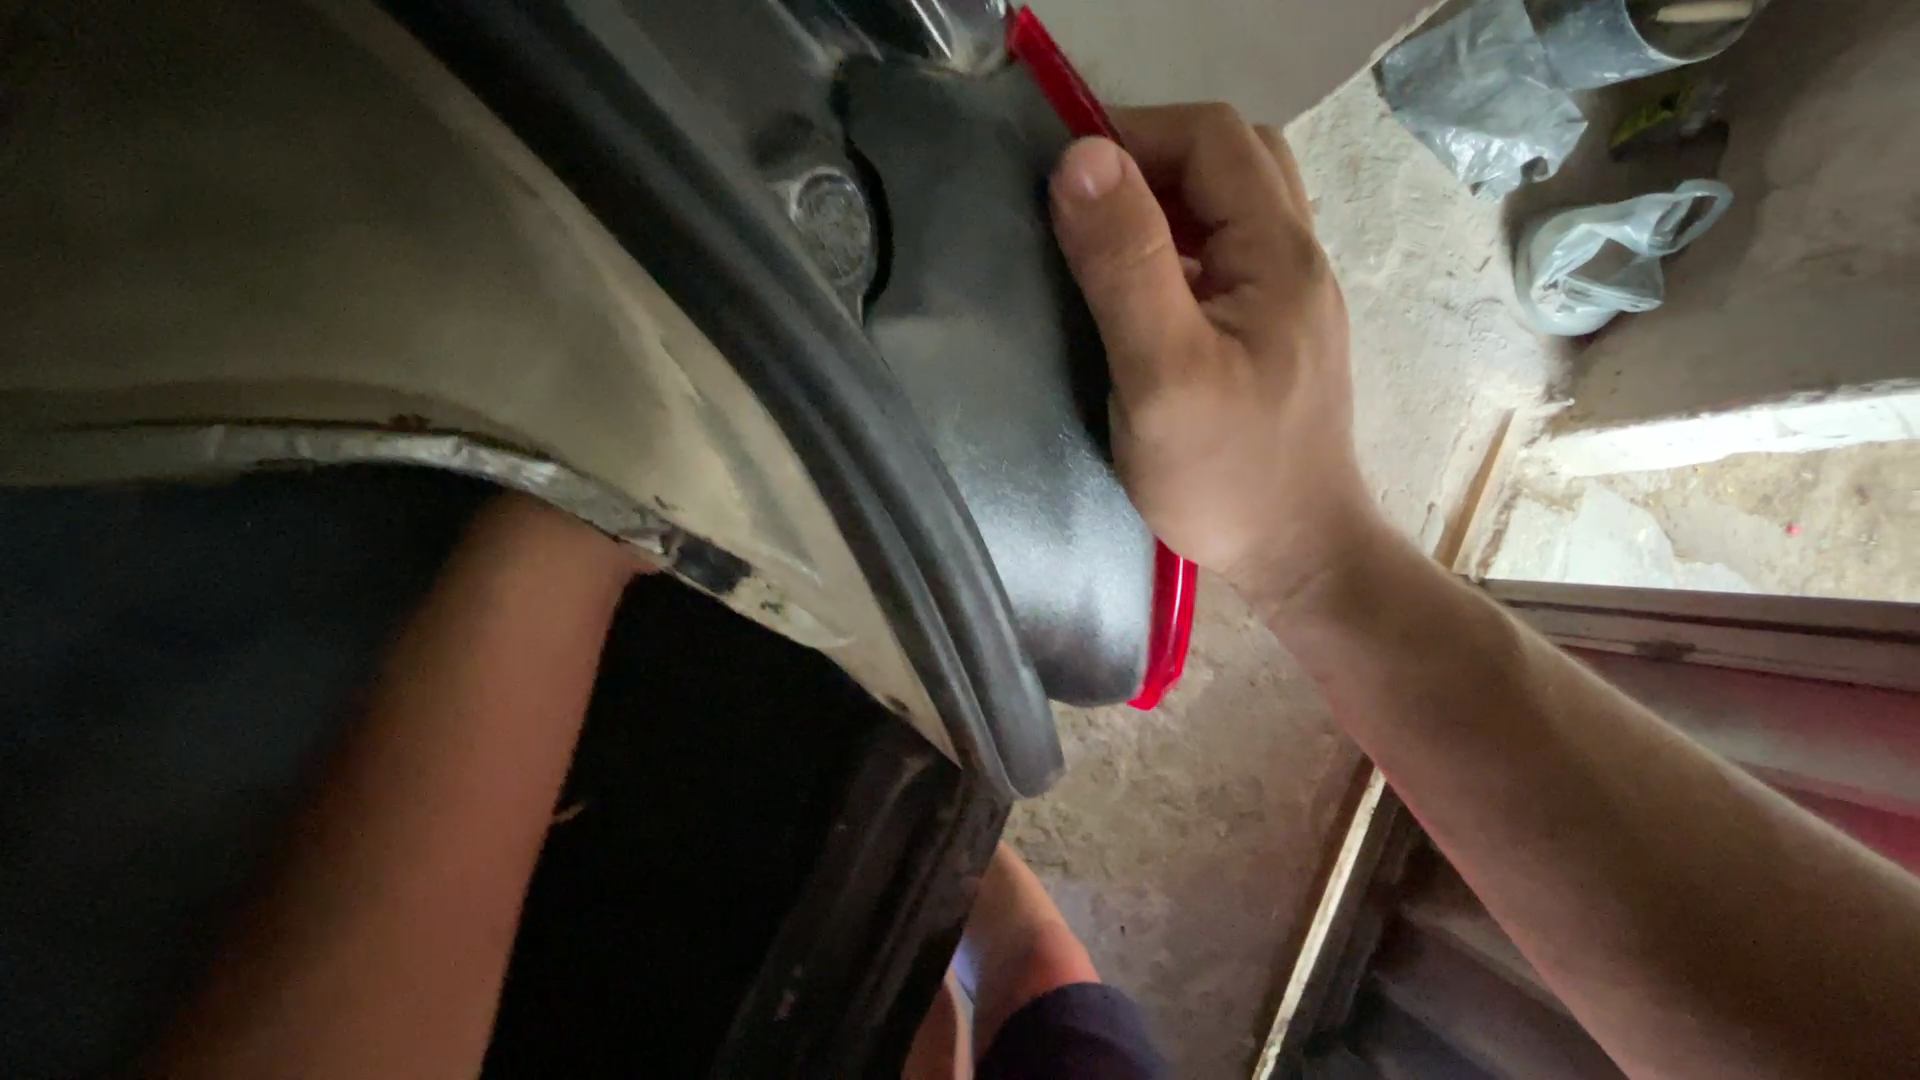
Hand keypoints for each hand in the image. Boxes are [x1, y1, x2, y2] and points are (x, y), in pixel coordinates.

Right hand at [1049, 105, 1383, 612]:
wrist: (1297, 554)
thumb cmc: (1226, 476)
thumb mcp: (1163, 372)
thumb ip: (1125, 266)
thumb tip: (1082, 159)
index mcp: (1279, 255)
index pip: (1212, 140)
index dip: (1135, 135)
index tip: (1064, 178)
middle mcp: (1296, 261)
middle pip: (1231, 162)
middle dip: (1151, 162)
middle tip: (1083, 208)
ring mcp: (1289, 301)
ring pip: (1231, 210)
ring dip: (1166, 206)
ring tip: (1102, 245)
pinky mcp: (1273, 337)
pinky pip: (1227, 260)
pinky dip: (1178, 250)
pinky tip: (1139, 295)